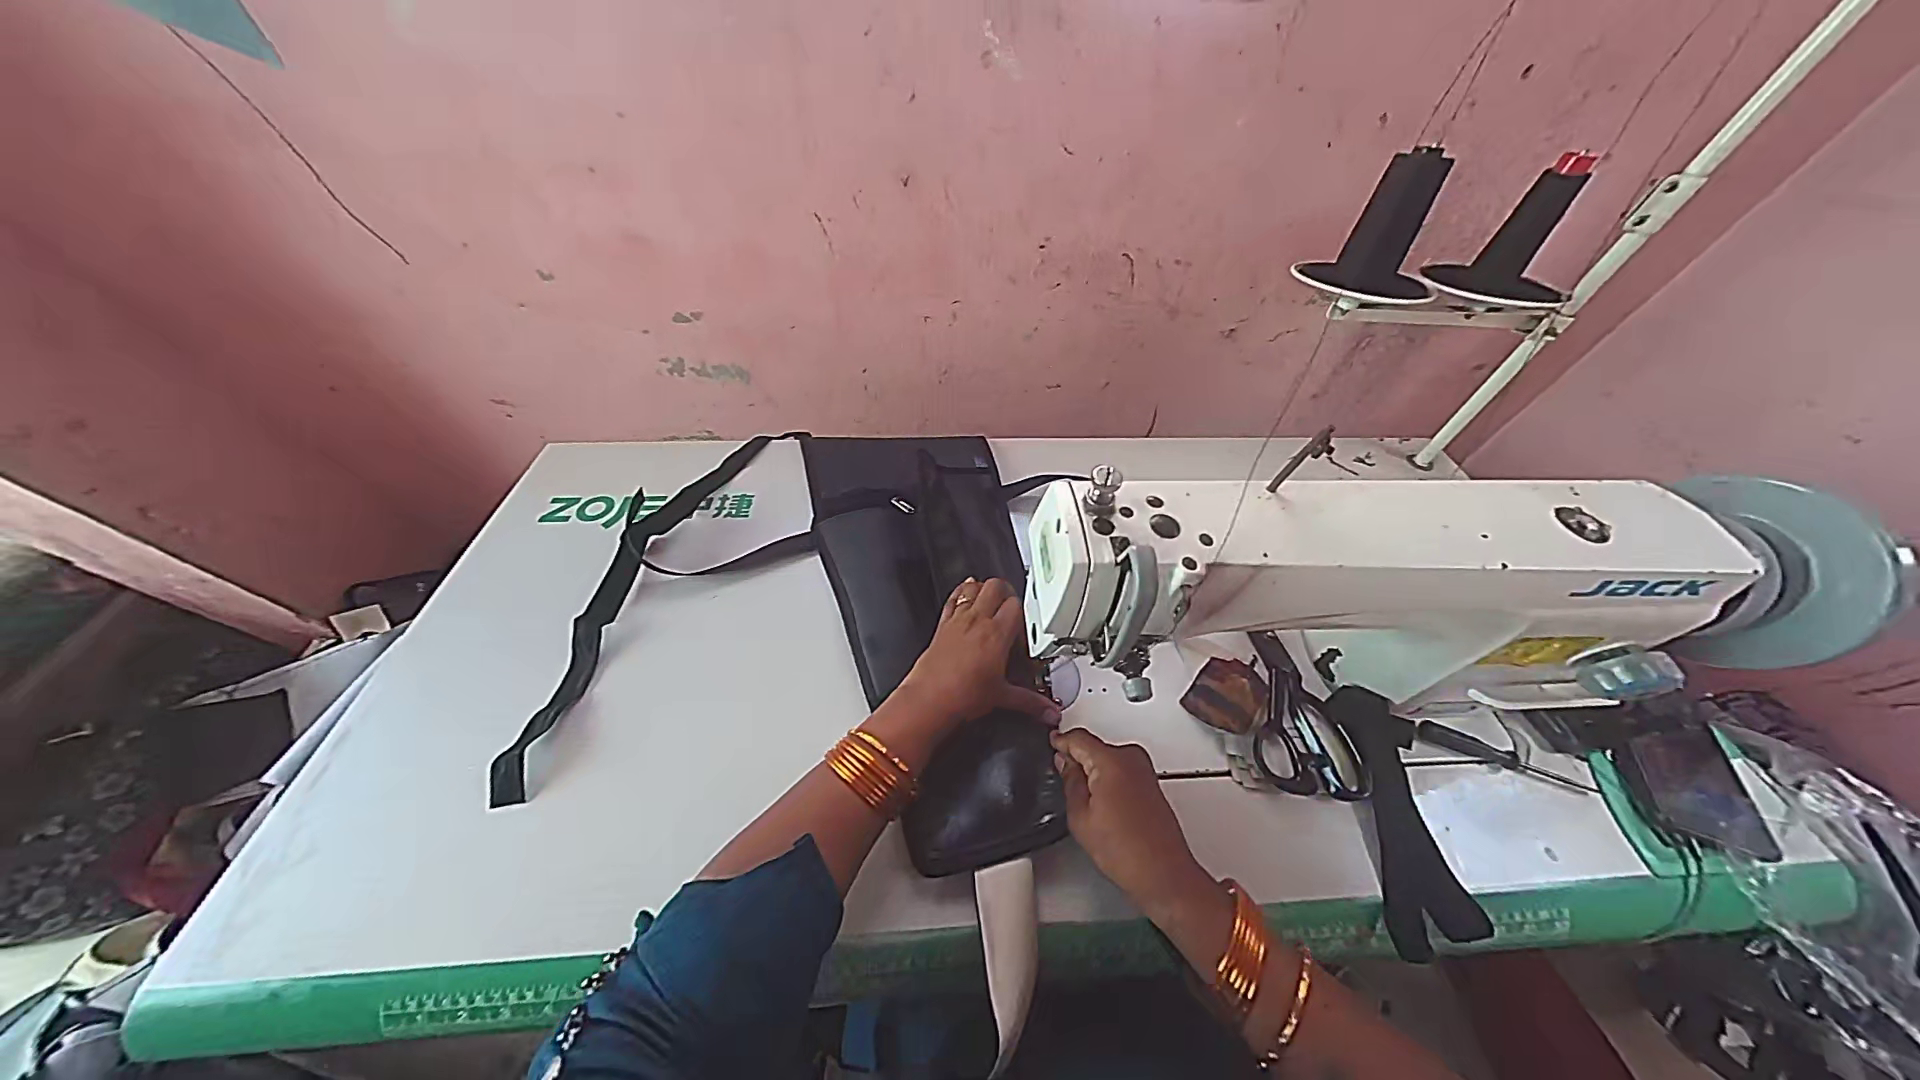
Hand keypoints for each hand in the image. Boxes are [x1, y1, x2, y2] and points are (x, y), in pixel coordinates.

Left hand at [890, 578, 1061, 734]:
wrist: (929, 700)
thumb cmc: (961, 696)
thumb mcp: (1002, 697)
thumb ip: (1030, 701)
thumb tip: (1046, 710)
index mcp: (996, 634)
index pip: (1017, 605)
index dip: (1024, 613)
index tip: (1024, 630)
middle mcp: (977, 621)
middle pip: (996, 586)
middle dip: (1007, 593)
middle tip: (1011, 609)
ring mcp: (958, 621)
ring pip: (973, 587)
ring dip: (984, 590)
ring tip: (991, 602)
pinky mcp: (942, 626)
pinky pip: (952, 599)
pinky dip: (961, 594)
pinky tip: (965, 597)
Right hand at [1051, 728, 1214, 919]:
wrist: (1163, 874)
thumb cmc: (1128, 851)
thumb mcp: (1080, 817)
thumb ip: (1069, 781)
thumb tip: (1065, 764)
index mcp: (1111, 761)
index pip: (1078, 738)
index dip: (1060, 741)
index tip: (1053, 742)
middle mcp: (1131, 758)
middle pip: (1094, 747)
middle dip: (1078, 759)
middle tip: (1065, 781)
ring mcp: (1145, 769)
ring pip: (1108, 759)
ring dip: (1095, 771)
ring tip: (1088, 804)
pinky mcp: (1152, 782)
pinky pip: (1122, 770)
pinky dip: (1110, 780)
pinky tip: (1106, 808)